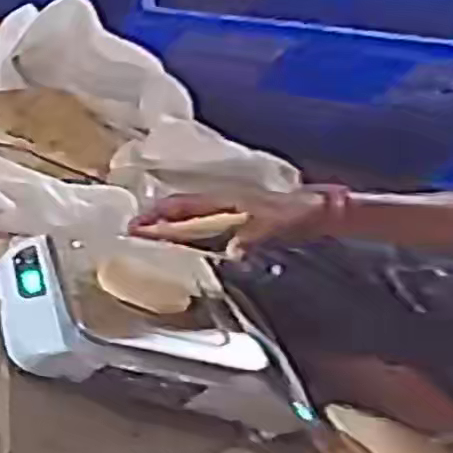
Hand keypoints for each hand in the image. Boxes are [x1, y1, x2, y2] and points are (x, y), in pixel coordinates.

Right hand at [129, 188, 332, 250]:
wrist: (322, 212)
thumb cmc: (295, 214)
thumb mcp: (274, 225)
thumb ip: (251, 238)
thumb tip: (231, 253)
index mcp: (219, 200)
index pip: (176, 206)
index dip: (153, 216)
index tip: (132, 229)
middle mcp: (215, 204)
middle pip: (173, 211)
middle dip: (150, 222)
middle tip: (130, 237)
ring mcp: (220, 212)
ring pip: (182, 218)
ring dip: (162, 228)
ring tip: (145, 242)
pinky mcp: (228, 223)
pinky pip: (194, 226)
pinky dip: (178, 233)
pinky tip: (174, 246)